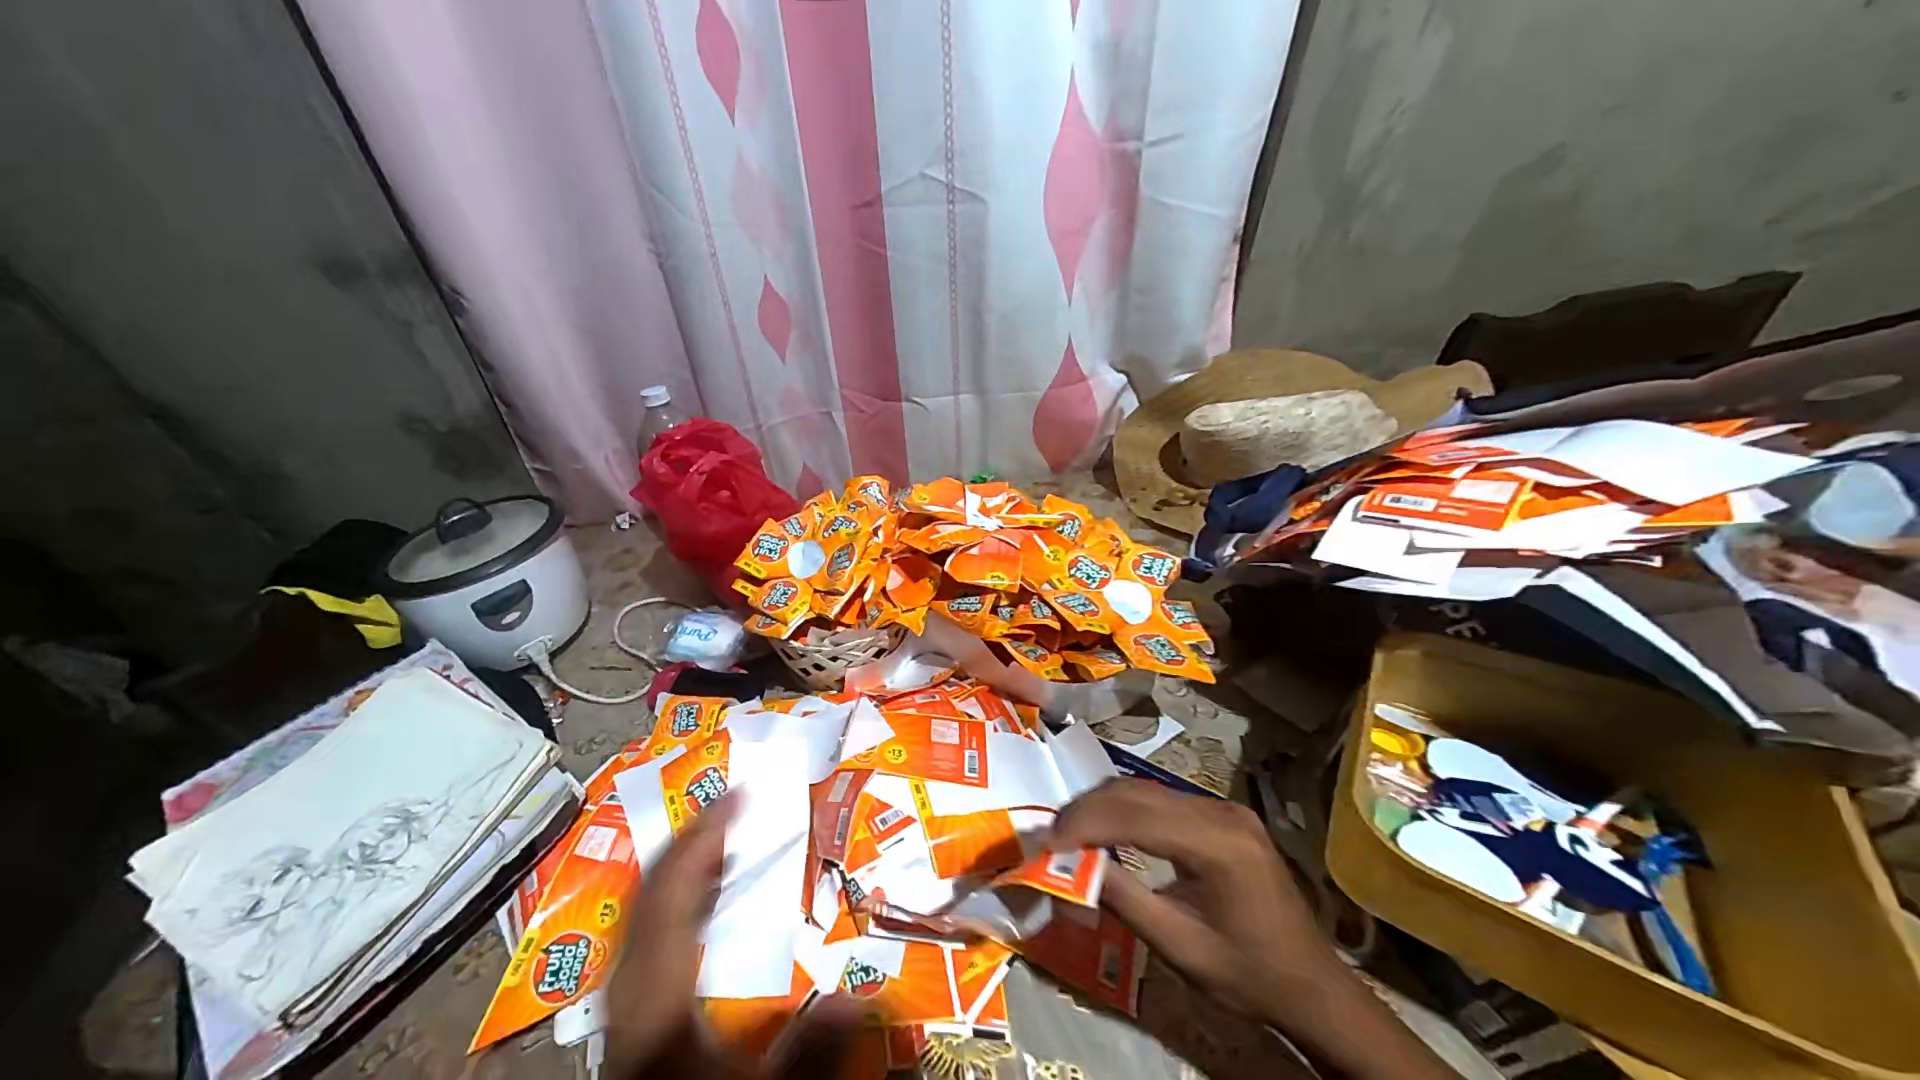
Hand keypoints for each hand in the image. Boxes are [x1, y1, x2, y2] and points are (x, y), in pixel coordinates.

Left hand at [604, 797, 862, 1079]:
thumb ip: (809, 1052)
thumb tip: (855, 999)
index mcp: (656, 994)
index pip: (674, 892)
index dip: (705, 834)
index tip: (740, 793)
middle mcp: (633, 984)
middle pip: (656, 887)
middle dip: (697, 836)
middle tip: (738, 801)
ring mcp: (627, 993)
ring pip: (651, 905)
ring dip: (690, 861)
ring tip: (729, 834)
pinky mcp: (633, 1004)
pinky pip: (652, 927)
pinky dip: (683, 894)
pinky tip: (711, 894)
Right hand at [1049, 779, 1456, 1079]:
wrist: (1311, 984)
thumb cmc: (1247, 975)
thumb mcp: (1178, 946)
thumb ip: (1122, 898)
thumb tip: (1067, 864)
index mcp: (1218, 844)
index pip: (1134, 815)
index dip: (1084, 824)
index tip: (1046, 842)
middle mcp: (1221, 811)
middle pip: (1137, 792)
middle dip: (1086, 810)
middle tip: (1050, 835)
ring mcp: (1224, 807)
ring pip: (1146, 789)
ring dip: (1103, 806)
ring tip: (1069, 833)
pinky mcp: (1223, 813)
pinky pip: (1163, 799)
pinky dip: (1126, 810)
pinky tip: (1106, 828)